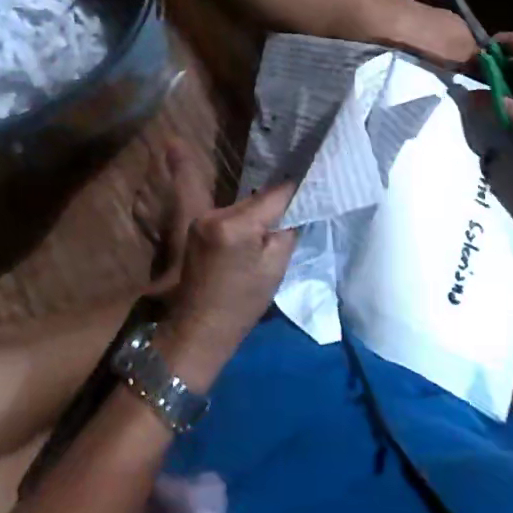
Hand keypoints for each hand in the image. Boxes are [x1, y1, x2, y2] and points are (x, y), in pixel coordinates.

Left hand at [152, 141, 297, 388]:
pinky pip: (231, 214)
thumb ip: (288, 228)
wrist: (200, 330)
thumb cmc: (243, 303)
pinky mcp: (197, 226)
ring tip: (273, 228)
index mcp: (235, 225)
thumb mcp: (276, 265)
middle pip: (258, 198)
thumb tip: (298, 206)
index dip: (297, 189)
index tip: (315, 182)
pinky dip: (245, 220)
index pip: (275, 194)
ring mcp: (203, 219)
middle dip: (277, 204)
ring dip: (259, 213)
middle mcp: (215, 214)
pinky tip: (252, 236)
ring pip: (244, 205)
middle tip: (299, 210)